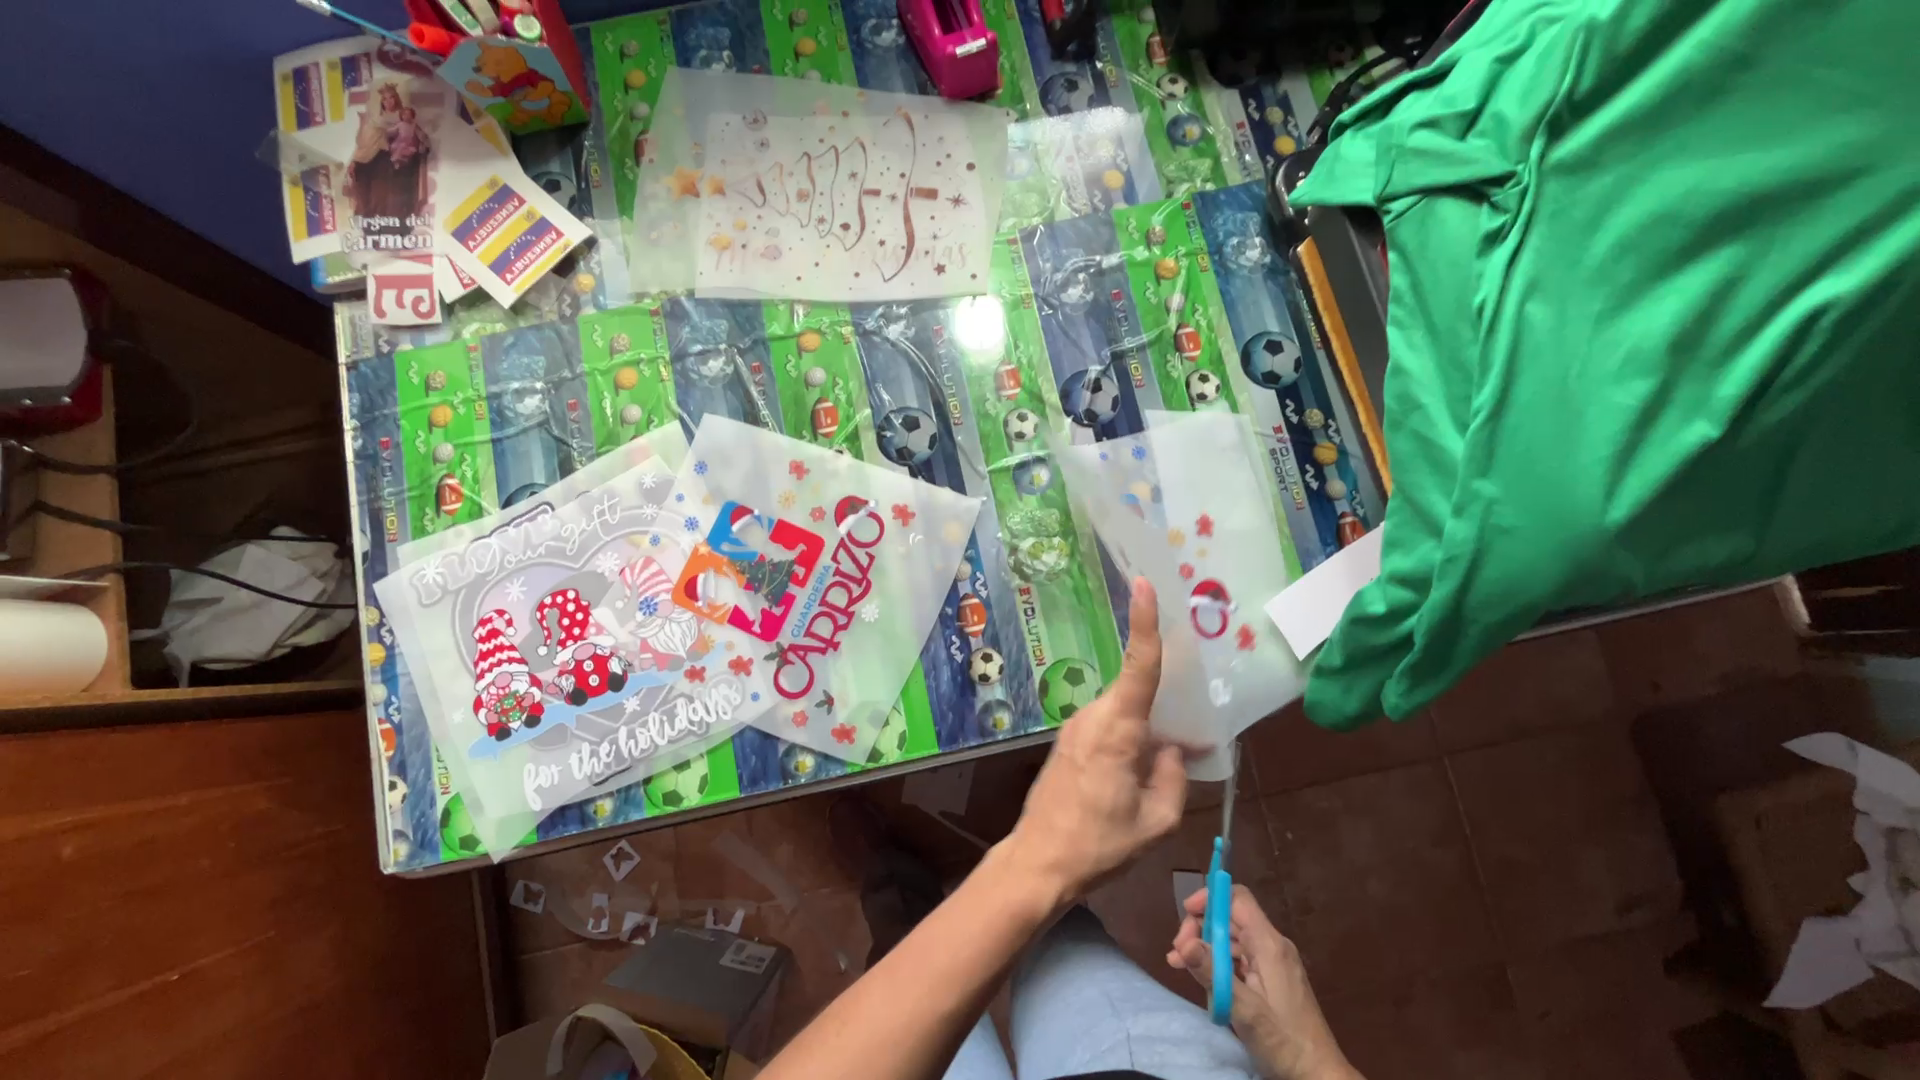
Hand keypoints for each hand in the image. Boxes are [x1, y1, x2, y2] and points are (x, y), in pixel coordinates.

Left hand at [1001, 578, 1187, 907]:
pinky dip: (1128, 736)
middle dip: (1164, 701)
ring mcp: (1074, 728)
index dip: (1144, 622)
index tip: (1144, 583)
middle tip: (1192, 727)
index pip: (1137, 665)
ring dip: (1146, 726)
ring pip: (1122, 711)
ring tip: (1167, 762)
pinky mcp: (1067, 743)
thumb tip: (1175, 749)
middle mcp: (1091, 717)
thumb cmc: (1099, 845)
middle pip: (1134, 690)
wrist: (1038, 863)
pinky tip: (1138, 771)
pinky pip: (1107, 726)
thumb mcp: (1156, 821)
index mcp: (1116, 729)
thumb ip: (1174, 777)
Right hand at [1169, 886, 1358, 1079]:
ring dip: (1204, 948)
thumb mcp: (1244, 1010)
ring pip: (1231, 939)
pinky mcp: (1270, 980)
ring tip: (1178, 966)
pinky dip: (1217, 964)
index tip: (1185, 914)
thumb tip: (1184, 943)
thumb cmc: (1284, 1042)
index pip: (1237, 898)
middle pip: (1230, 918)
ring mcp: (1272, 963)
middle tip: (1177, 953)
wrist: (1319, 1076)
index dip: (1210, 898)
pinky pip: (1239, 959)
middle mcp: (1272, 946)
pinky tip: (1202, 979)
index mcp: (1269, 944)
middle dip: (1200, 928)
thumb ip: (1213, 973)